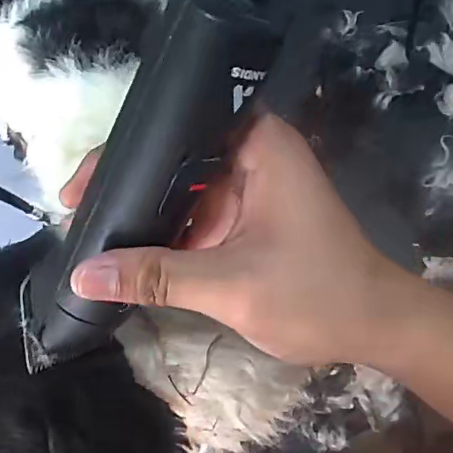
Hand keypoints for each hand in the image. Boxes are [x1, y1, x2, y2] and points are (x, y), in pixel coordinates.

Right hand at [59, 113, 420, 366]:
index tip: (80, 190)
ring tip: (89, 232)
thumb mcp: (231, 286)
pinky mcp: (253, 213)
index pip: (175, 129)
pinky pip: (201, 213)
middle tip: (75, 213)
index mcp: (258, 144)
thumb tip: (81, 275)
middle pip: (175, 157)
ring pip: (185, 188)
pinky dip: (172, 231)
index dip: (122, 153)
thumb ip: (157, 276)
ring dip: (147, 212)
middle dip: (128, 186)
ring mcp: (254, 183)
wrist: (377, 324)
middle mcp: (254, 152)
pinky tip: (131, 248)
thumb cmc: (316, 294)